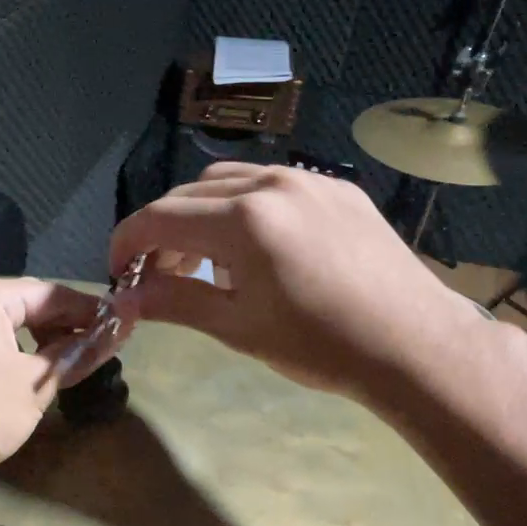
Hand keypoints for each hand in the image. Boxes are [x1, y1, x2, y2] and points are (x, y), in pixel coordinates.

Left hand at [0, 276, 101, 477]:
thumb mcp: (35, 382)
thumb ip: (73, 354)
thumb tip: (110, 336)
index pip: (48, 293)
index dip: (87, 310)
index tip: (120, 324)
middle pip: (25, 307)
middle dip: (64, 326)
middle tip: (101, 346)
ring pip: (7, 328)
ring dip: (42, 343)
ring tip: (74, 362)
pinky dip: (16, 356)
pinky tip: (36, 374)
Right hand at [107, 163, 510, 397]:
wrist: (409, 342)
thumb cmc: (317, 345)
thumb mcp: (237, 328)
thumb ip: (176, 301)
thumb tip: (127, 297)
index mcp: (243, 220)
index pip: (160, 218)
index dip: (127, 243)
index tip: (117, 274)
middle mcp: (272, 183)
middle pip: (191, 194)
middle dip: (161, 232)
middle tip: (154, 276)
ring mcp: (310, 180)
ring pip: (231, 182)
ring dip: (200, 216)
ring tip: (201, 262)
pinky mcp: (337, 190)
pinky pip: (272, 185)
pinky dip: (243, 210)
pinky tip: (251, 250)